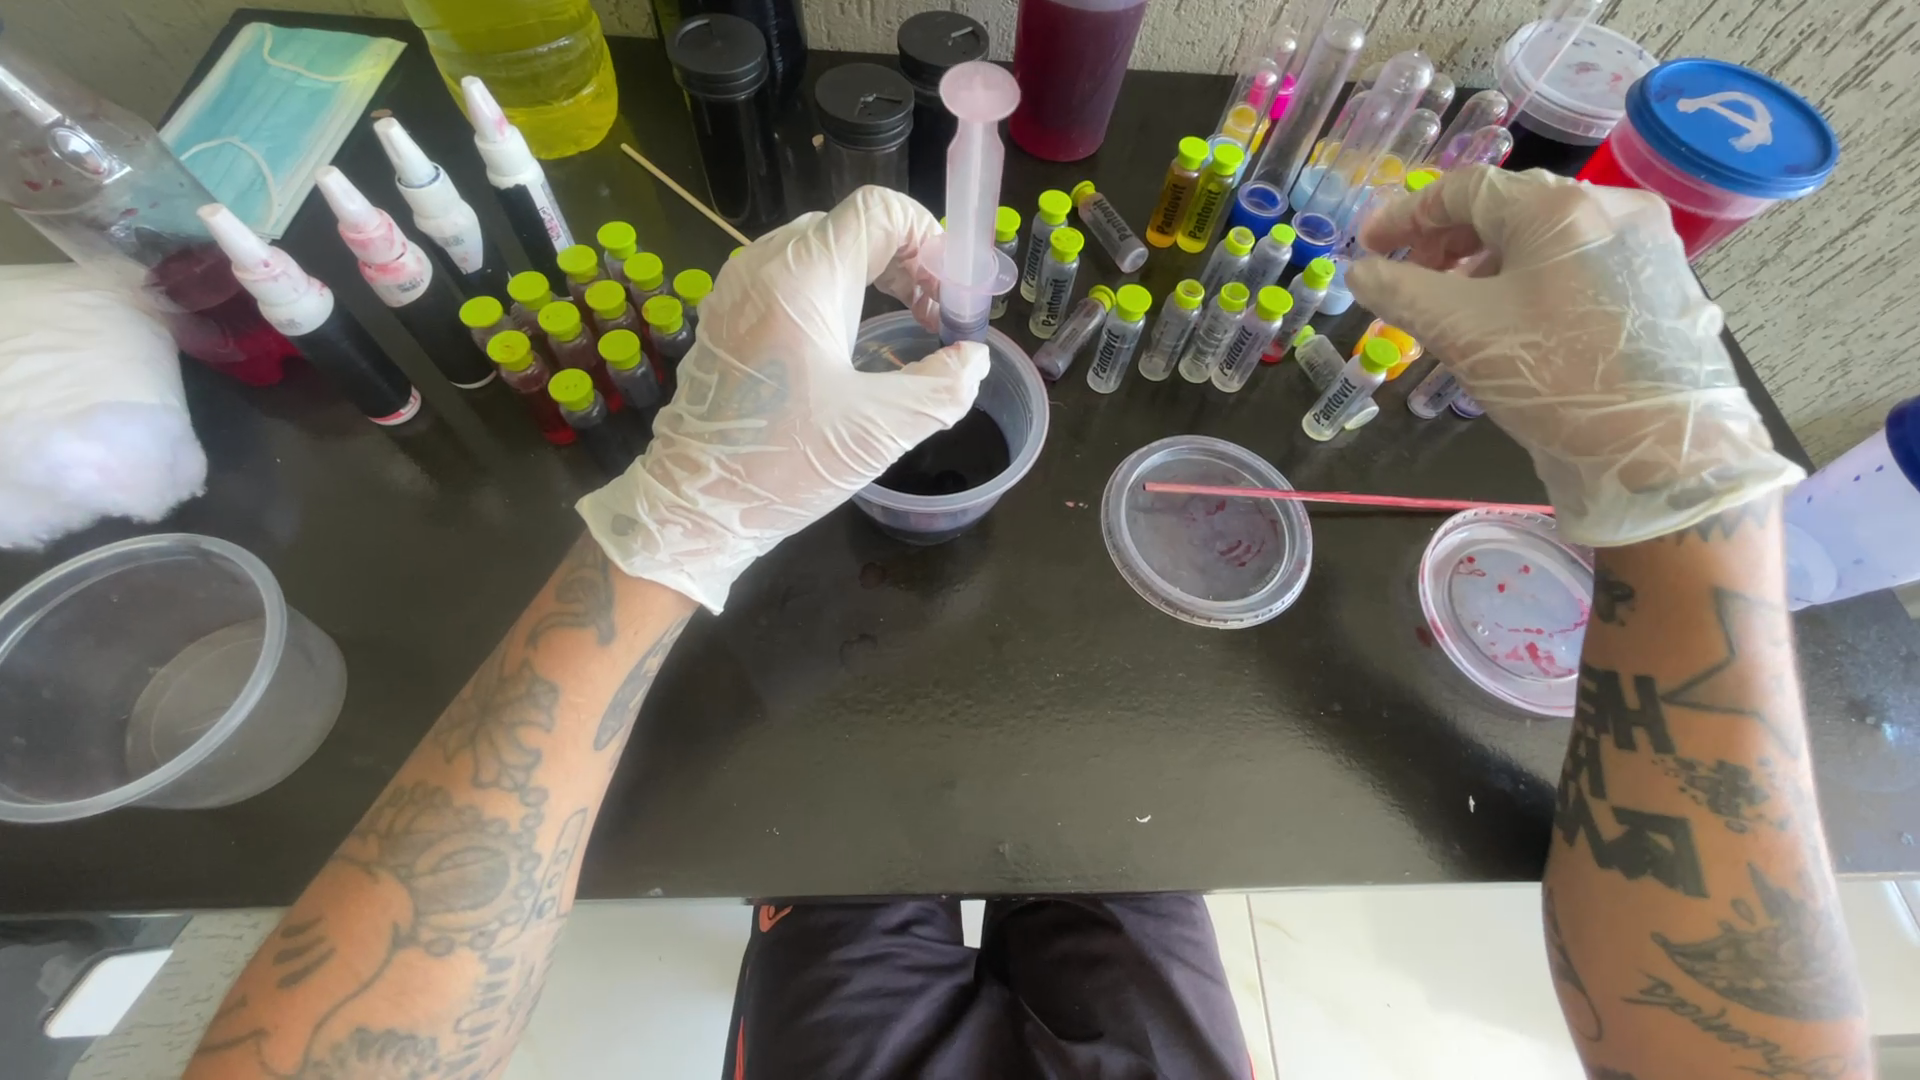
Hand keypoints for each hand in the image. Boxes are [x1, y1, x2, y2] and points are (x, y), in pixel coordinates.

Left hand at [577, 187, 986, 610]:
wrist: (696, 503)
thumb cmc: (784, 464)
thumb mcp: (880, 430)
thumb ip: (943, 387)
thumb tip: (973, 360)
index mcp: (802, 277)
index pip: (881, 210)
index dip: (931, 238)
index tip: (952, 294)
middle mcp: (764, 265)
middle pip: (854, 228)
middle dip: (909, 260)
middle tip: (938, 316)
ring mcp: (739, 287)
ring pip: (823, 251)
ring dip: (875, 277)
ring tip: (908, 325)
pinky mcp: (729, 315)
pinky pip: (793, 279)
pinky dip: (837, 293)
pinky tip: (854, 342)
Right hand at [1347, 166, 1802, 546]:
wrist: (1656, 445)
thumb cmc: (1551, 373)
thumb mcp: (1458, 330)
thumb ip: (1399, 291)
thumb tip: (1359, 271)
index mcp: (1560, 208)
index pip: (1465, 189)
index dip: (1404, 215)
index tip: (1367, 247)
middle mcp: (1612, 209)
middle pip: (1506, 208)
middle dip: (1444, 239)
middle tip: (1407, 276)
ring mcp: (1643, 247)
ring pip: (1540, 239)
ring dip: (1481, 263)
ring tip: (1451, 305)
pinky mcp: (1654, 287)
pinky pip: (1571, 266)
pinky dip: (1522, 281)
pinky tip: (1506, 321)